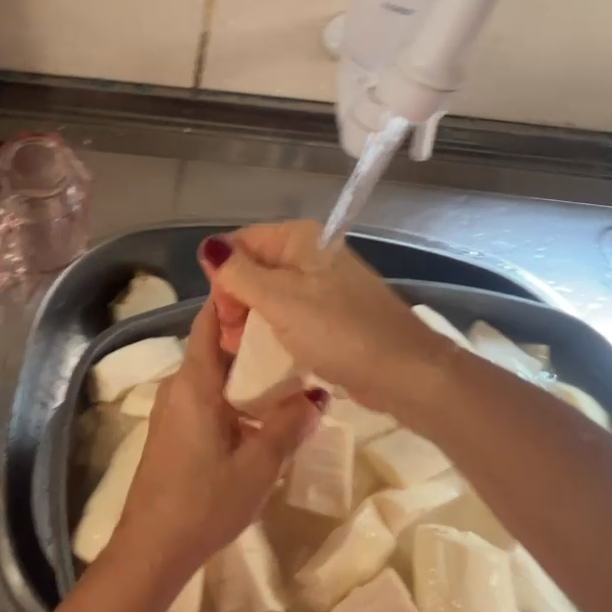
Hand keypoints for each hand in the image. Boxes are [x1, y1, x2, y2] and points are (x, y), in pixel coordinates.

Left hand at [110, 300, 326, 579]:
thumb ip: (289, 425)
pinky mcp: (172, 432)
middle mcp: (177, 386)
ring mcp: (172, 410)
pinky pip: (205, 398)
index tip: (270, 290)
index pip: (210, 321)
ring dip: (245, 372)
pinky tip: (262, 414)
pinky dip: (233, 396)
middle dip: (252, 339)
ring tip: (290, 375)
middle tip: (297, 338)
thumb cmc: (205, 502)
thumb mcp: (259, 465)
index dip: (235, 301)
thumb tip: (316, 397)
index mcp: (194, 382)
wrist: (152, 548)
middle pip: (214, 346)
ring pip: (212, 375)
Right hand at [199, 220, 442, 410]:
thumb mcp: (279, 301)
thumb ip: (238, 273)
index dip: (223, 276)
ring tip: (247, 353)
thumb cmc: (338, 332)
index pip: (241, 243)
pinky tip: (269, 356)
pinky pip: (291, 317)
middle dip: (236, 302)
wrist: (404, 373)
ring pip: (270, 297)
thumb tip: (208, 247)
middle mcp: (312, 255)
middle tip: (233, 341)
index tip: (224, 315)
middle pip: (254, 269)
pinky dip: (275, 333)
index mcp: (300, 238)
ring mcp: (324, 286)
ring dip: (252, 323)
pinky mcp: (332, 316)